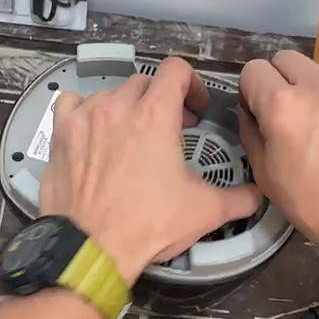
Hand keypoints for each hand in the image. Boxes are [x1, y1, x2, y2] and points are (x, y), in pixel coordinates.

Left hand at [39, 56, 264, 275]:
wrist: (92, 248)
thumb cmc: (147, 225)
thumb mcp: (204, 212)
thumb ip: (239, 199)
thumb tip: (258, 196)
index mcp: (155, 116)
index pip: (176, 70)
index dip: (191, 84)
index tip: (194, 109)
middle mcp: (118, 108)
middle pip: (144, 82)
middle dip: (160, 100)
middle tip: (169, 130)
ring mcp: (85, 118)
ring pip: (109, 93)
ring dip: (125, 108)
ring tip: (132, 135)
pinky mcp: (61, 135)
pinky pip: (72, 104)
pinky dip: (86, 111)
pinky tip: (94, 131)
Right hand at [238, 49, 318, 263]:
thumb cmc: (315, 205)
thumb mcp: (266, 175)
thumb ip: (250, 131)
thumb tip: (249, 108)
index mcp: (282, 105)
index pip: (253, 69)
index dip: (253, 91)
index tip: (262, 110)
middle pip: (286, 59)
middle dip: (282, 82)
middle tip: (295, 115)